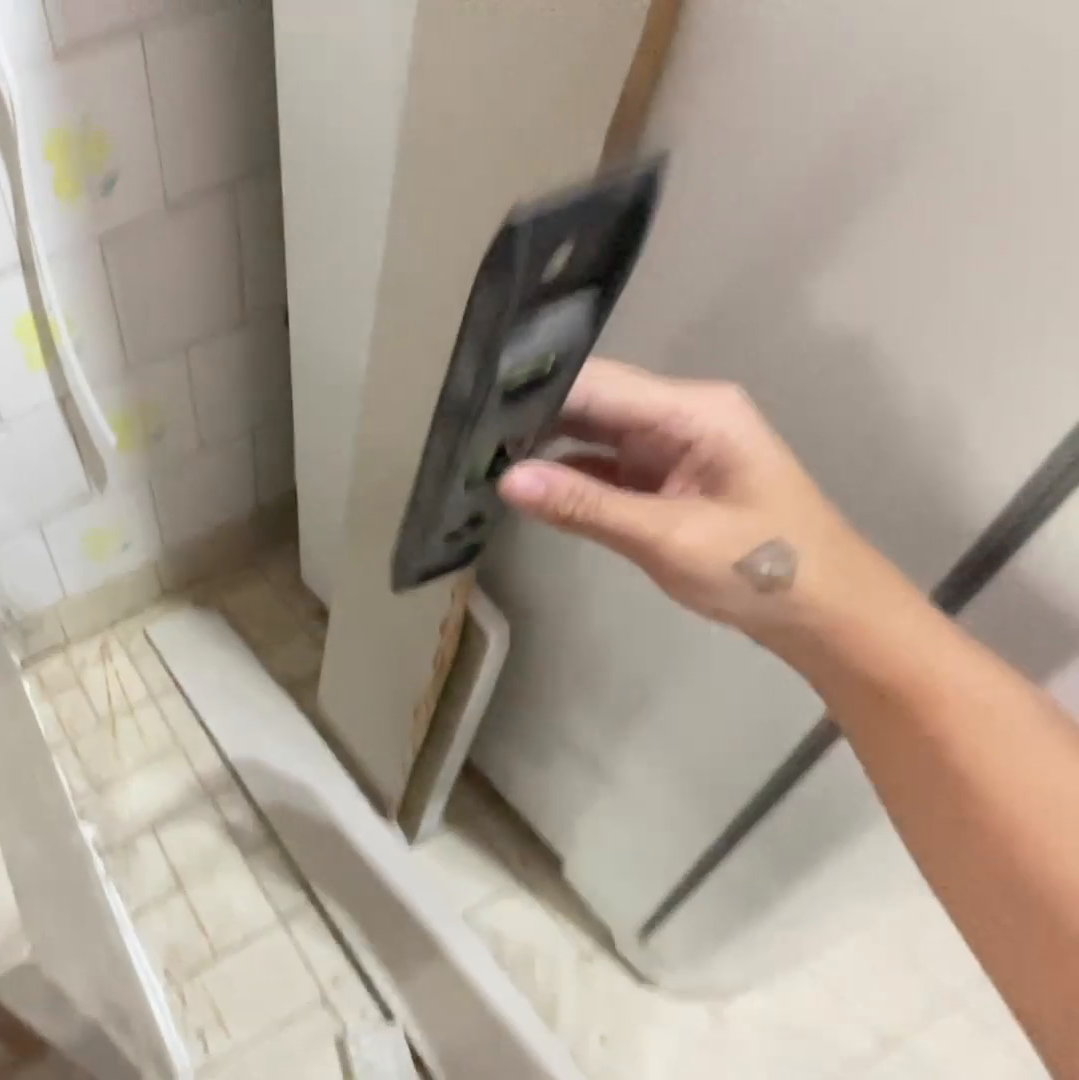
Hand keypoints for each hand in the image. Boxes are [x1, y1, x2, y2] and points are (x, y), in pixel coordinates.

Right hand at [496, 359, 907, 650]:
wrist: (828, 615)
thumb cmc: (763, 569)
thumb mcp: (667, 538)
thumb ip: (584, 506)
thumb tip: (506, 481)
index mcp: (693, 412)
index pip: (597, 385)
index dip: (535, 393)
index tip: (472, 409)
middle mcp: (676, 416)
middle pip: (588, 401)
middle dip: (528, 417)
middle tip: (462, 438)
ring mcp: (666, 446)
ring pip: (587, 431)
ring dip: (539, 445)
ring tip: (476, 458)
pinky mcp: (657, 476)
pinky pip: (597, 463)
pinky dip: (561, 474)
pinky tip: (520, 484)